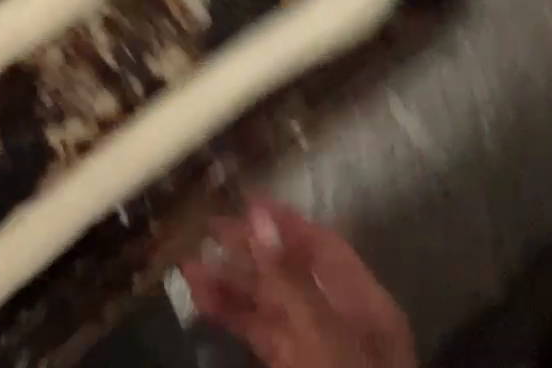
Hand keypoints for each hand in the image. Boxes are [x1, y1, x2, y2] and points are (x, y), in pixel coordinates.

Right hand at [180, 199, 414, 367]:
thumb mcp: (323, 336)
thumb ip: (288, 277)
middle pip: (290, 270)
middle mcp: (339, 317)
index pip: (323, 247)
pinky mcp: (291, 364)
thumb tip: (257, 215)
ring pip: (267, 301)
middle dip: (247, 250)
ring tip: (188, 269)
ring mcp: (314, 344)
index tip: (242, 200)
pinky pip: (257, 330)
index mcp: (363, 305)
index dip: (285, 221)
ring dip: (229, 281)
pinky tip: (200, 301)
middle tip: (205, 231)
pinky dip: (229, 314)